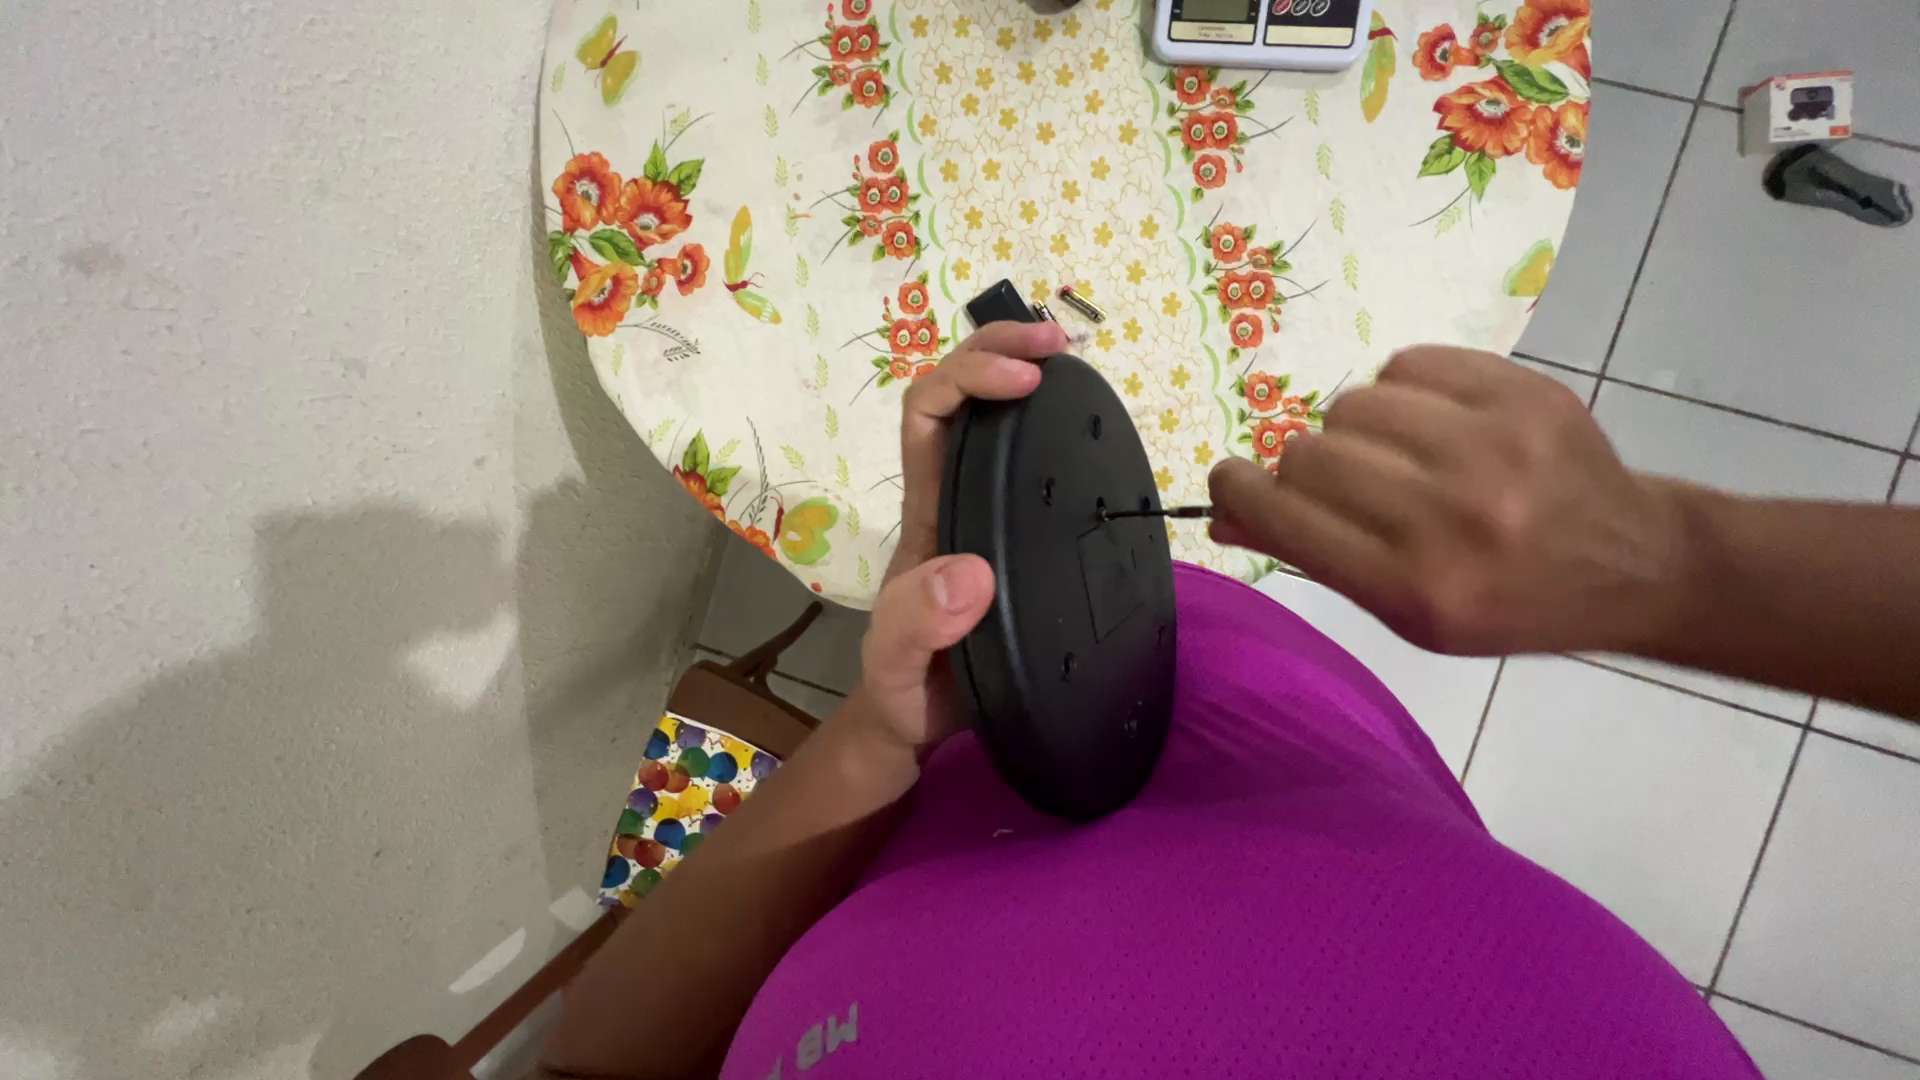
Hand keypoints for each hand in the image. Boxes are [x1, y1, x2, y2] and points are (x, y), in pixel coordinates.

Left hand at [849, 321, 1068, 753]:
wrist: (921, 715)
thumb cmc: (905, 684)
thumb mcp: (897, 661)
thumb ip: (917, 623)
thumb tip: (969, 572)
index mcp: (927, 510)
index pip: (927, 414)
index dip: (968, 378)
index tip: (1026, 380)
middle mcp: (951, 495)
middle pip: (953, 395)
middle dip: (995, 348)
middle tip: (1056, 342)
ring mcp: (981, 509)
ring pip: (987, 418)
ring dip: (1021, 369)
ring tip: (1068, 357)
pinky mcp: (1012, 531)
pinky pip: (1024, 461)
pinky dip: (1047, 423)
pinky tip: (1078, 423)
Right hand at [1207, 346, 1686, 655]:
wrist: (1630, 565)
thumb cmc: (1496, 602)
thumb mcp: (1395, 607)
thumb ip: (1305, 555)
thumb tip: (1222, 513)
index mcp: (1409, 584)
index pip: (1279, 516)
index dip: (1236, 491)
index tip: (1232, 481)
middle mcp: (1447, 516)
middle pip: (1307, 454)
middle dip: (1303, 467)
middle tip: (1339, 484)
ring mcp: (1492, 448)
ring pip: (1351, 405)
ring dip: (1354, 430)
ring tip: (1394, 453)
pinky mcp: (1524, 393)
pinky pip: (1406, 364)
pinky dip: (1401, 390)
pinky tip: (1431, 420)